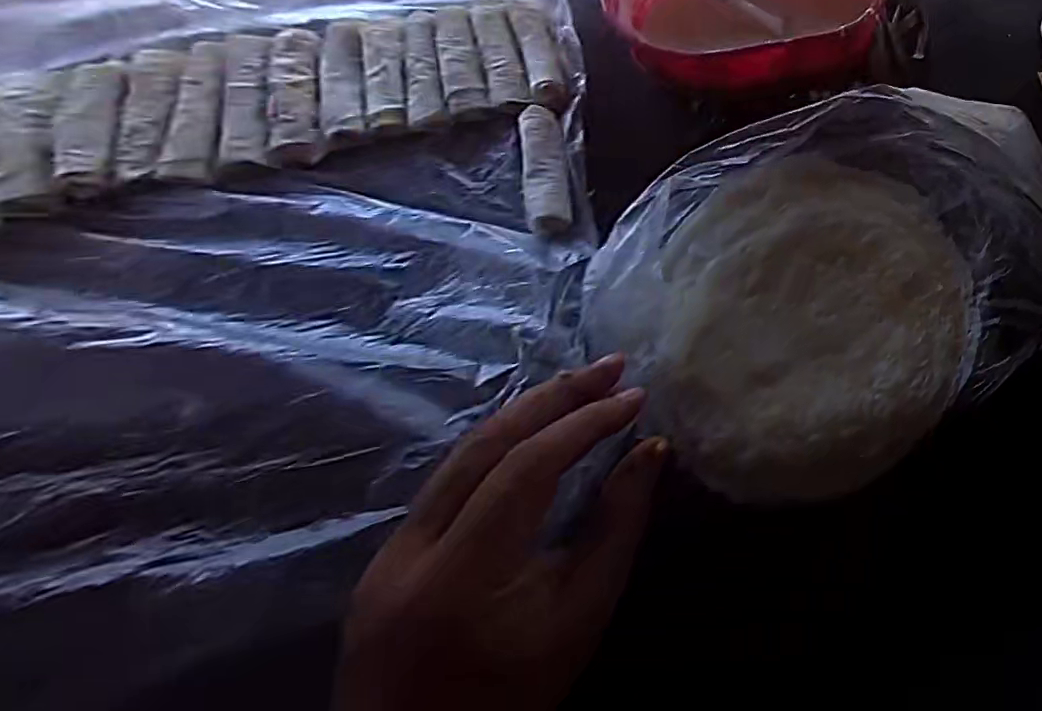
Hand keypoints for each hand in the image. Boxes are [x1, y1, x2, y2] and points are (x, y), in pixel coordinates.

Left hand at [334, 354, 667, 710]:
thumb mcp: (583, 613)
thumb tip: (651, 448)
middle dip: (557, 395)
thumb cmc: (514, 693)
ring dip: (529, 409)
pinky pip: (453, 476)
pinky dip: (503, 440)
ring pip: (464, 452)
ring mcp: (391, 551)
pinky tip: (537, 426)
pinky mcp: (390, 554)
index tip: (634, 397)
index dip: (585, 423)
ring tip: (582, 382)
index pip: (527, 467)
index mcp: (460, 574)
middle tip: (613, 364)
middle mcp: (411, 551)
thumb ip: (618, 524)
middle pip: (488, 444)